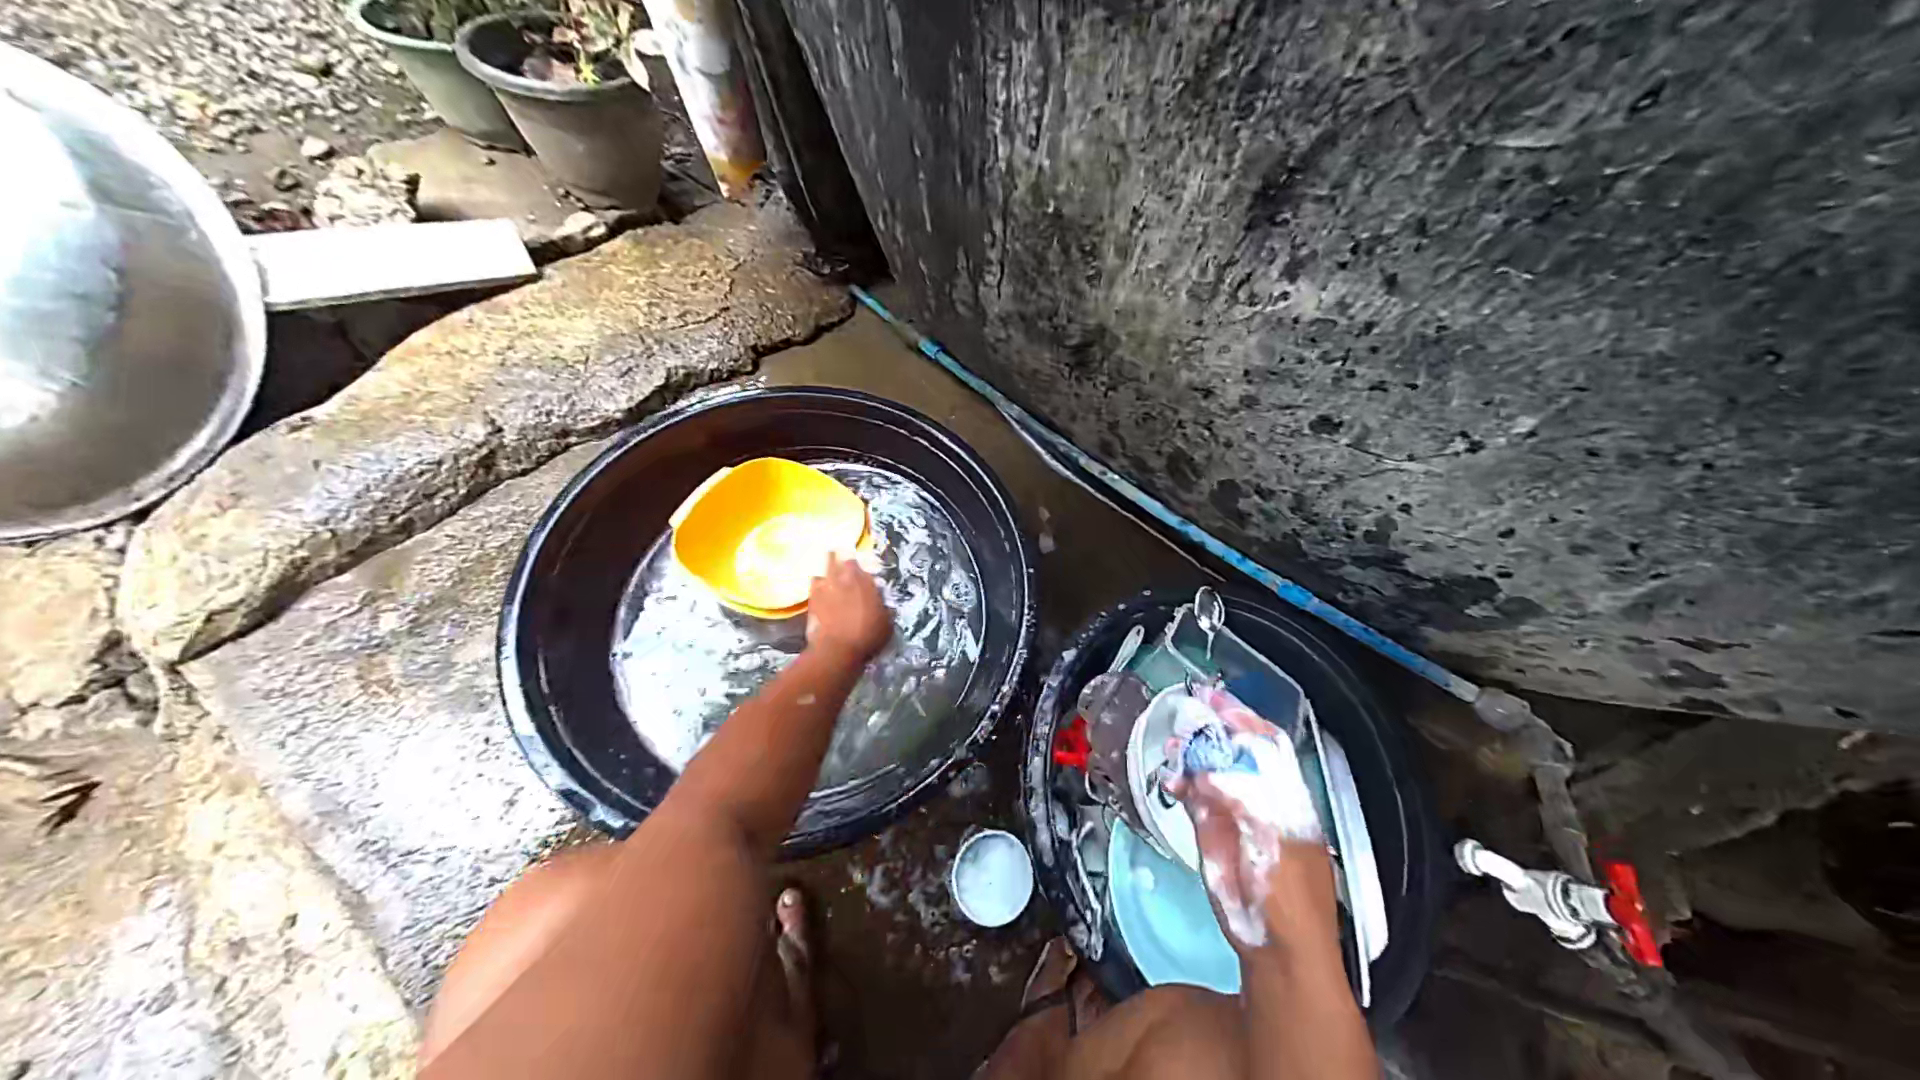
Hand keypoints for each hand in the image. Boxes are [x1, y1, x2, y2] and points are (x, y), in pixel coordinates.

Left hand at [805, 552, 890, 661]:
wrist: (837, 649)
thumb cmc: (867, 636)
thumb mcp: (886, 623)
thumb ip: (883, 608)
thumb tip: (882, 605)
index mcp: (863, 581)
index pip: (858, 563)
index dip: (856, 565)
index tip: (857, 568)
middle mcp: (842, 579)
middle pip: (836, 559)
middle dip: (837, 558)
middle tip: (837, 559)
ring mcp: (824, 588)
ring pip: (822, 570)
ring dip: (825, 570)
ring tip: (826, 572)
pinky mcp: (811, 601)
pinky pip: (813, 586)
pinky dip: (816, 585)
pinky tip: (818, 589)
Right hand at [1164, 706, 1335, 954]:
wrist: (1277, 948)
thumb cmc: (1288, 897)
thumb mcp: (1273, 842)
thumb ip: (1242, 803)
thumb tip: (1207, 773)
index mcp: (1286, 795)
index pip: (1264, 743)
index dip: (1242, 716)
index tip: (1214, 696)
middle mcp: (1259, 796)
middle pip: (1233, 751)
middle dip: (1211, 728)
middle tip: (1186, 709)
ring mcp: (1233, 812)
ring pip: (1208, 770)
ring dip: (1191, 753)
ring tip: (1173, 743)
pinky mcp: (1211, 830)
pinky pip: (1192, 795)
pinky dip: (1179, 782)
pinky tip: (1170, 776)